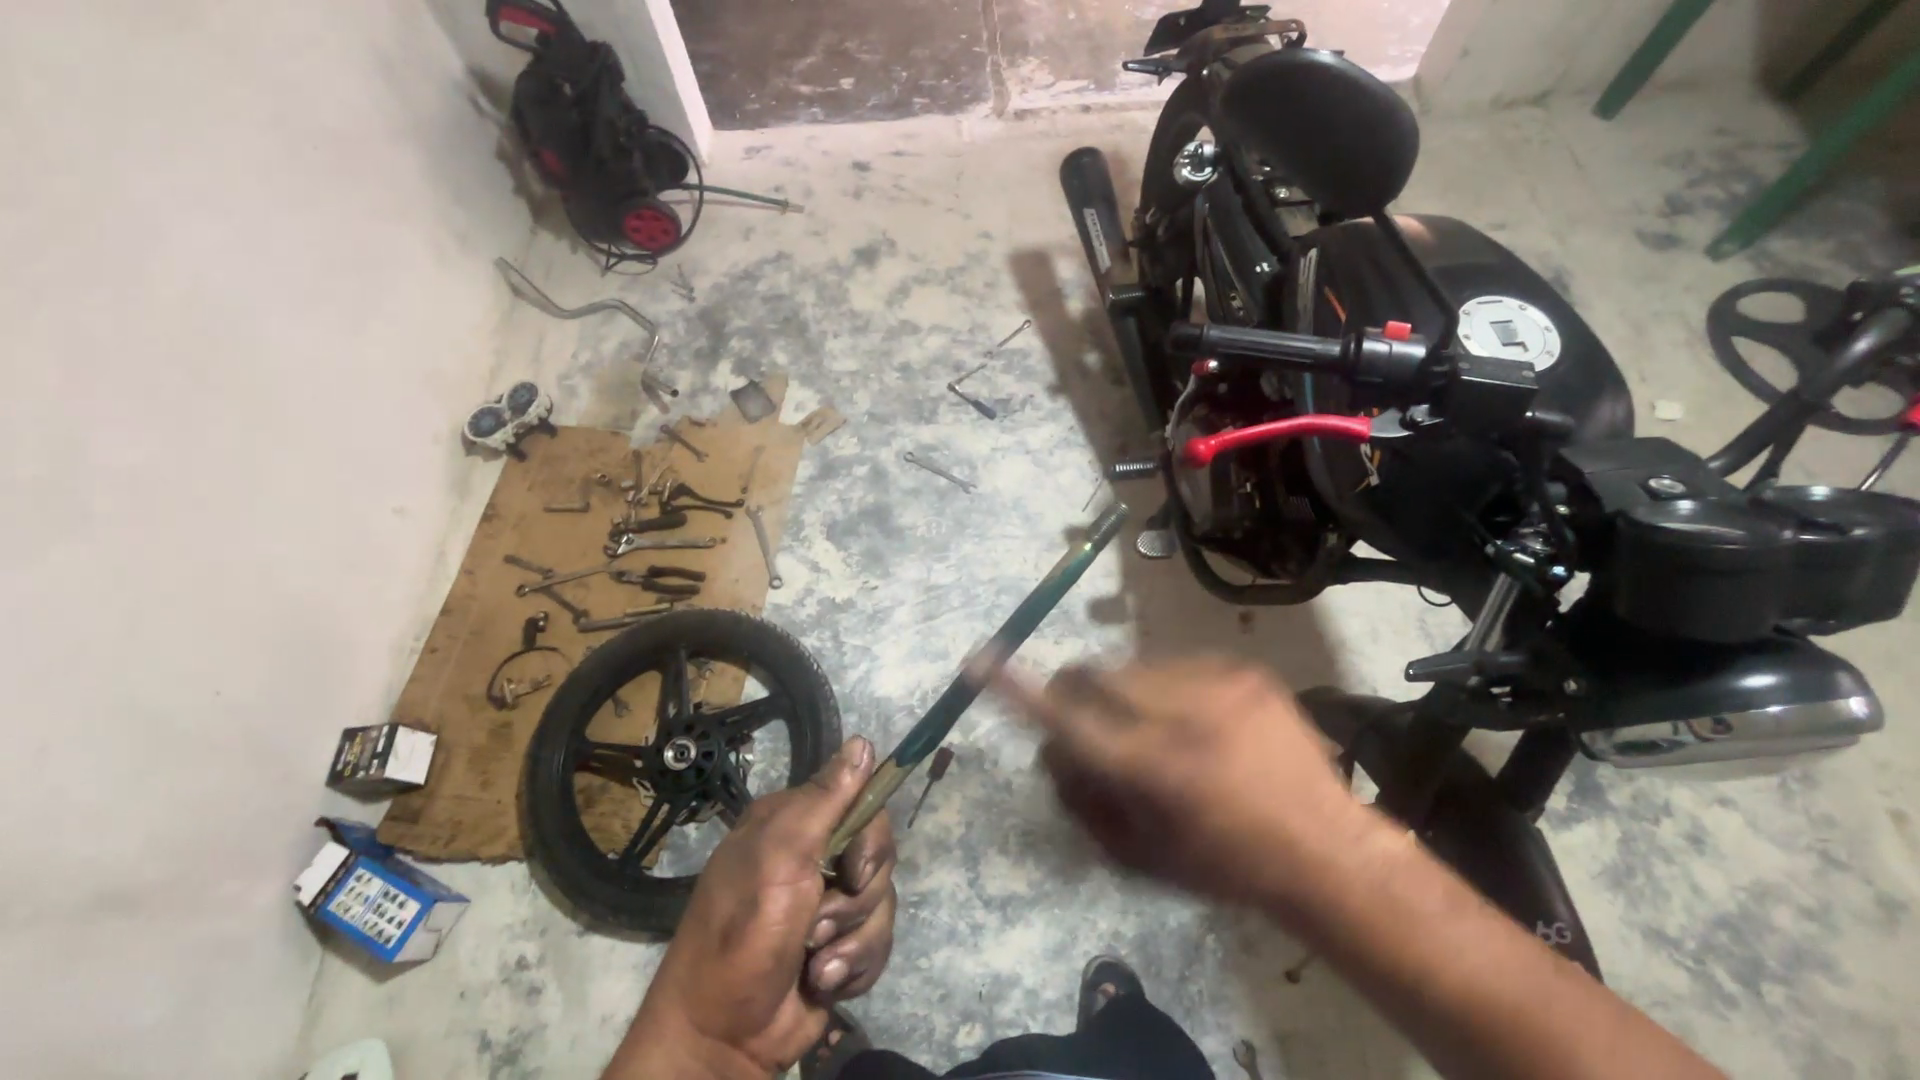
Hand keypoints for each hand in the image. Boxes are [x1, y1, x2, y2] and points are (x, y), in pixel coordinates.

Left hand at [607, 737, 897, 1079]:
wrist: (721, 1036)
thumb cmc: (742, 935)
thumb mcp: (779, 858)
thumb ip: (825, 800)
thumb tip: (865, 741)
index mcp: (792, 824)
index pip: (862, 803)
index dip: (870, 840)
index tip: (853, 869)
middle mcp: (812, 856)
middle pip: (879, 857)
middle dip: (855, 901)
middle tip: (817, 923)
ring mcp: (827, 904)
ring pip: (883, 905)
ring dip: (851, 942)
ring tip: (814, 963)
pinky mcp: (840, 946)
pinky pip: (878, 943)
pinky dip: (855, 968)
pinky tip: (822, 982)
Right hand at [993, 656, 1370, 910]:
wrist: (1324, 847)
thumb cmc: (1224, 866)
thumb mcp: (1140, 856)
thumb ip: (1083, 801)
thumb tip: (1048, 749)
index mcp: (1155, 769)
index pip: (1068, 719)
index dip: (1016, 690)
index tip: (979, 662)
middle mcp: (1183, 714)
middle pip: (1094, 674)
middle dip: (1075, 693)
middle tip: (1088, 722)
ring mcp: (1219, 684)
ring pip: (1132, 666)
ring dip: (1123, 693)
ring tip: (1157, 731)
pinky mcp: (1244, 671)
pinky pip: (1176, 664)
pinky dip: (1166, 689)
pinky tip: (1197, 724)